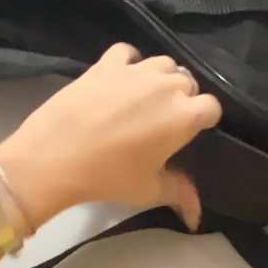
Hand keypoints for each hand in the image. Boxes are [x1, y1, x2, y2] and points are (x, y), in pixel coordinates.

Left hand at [0, 44, 222, 230]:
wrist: (55, 156)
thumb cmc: (109, 176)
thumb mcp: (148, 189)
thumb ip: (179, 193)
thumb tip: (196, 215)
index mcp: (184, 116)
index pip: (212, 107)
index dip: (204, 118)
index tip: (191, 131)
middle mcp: (166, 86)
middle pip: (188, 82)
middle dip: (183, 98)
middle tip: (165, 119)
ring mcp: (136, 71)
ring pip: (163, 64)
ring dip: (161, 77)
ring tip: (147, 97)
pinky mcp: (107, 63)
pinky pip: (128, 52)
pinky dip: (130, 61)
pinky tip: (122, 77)